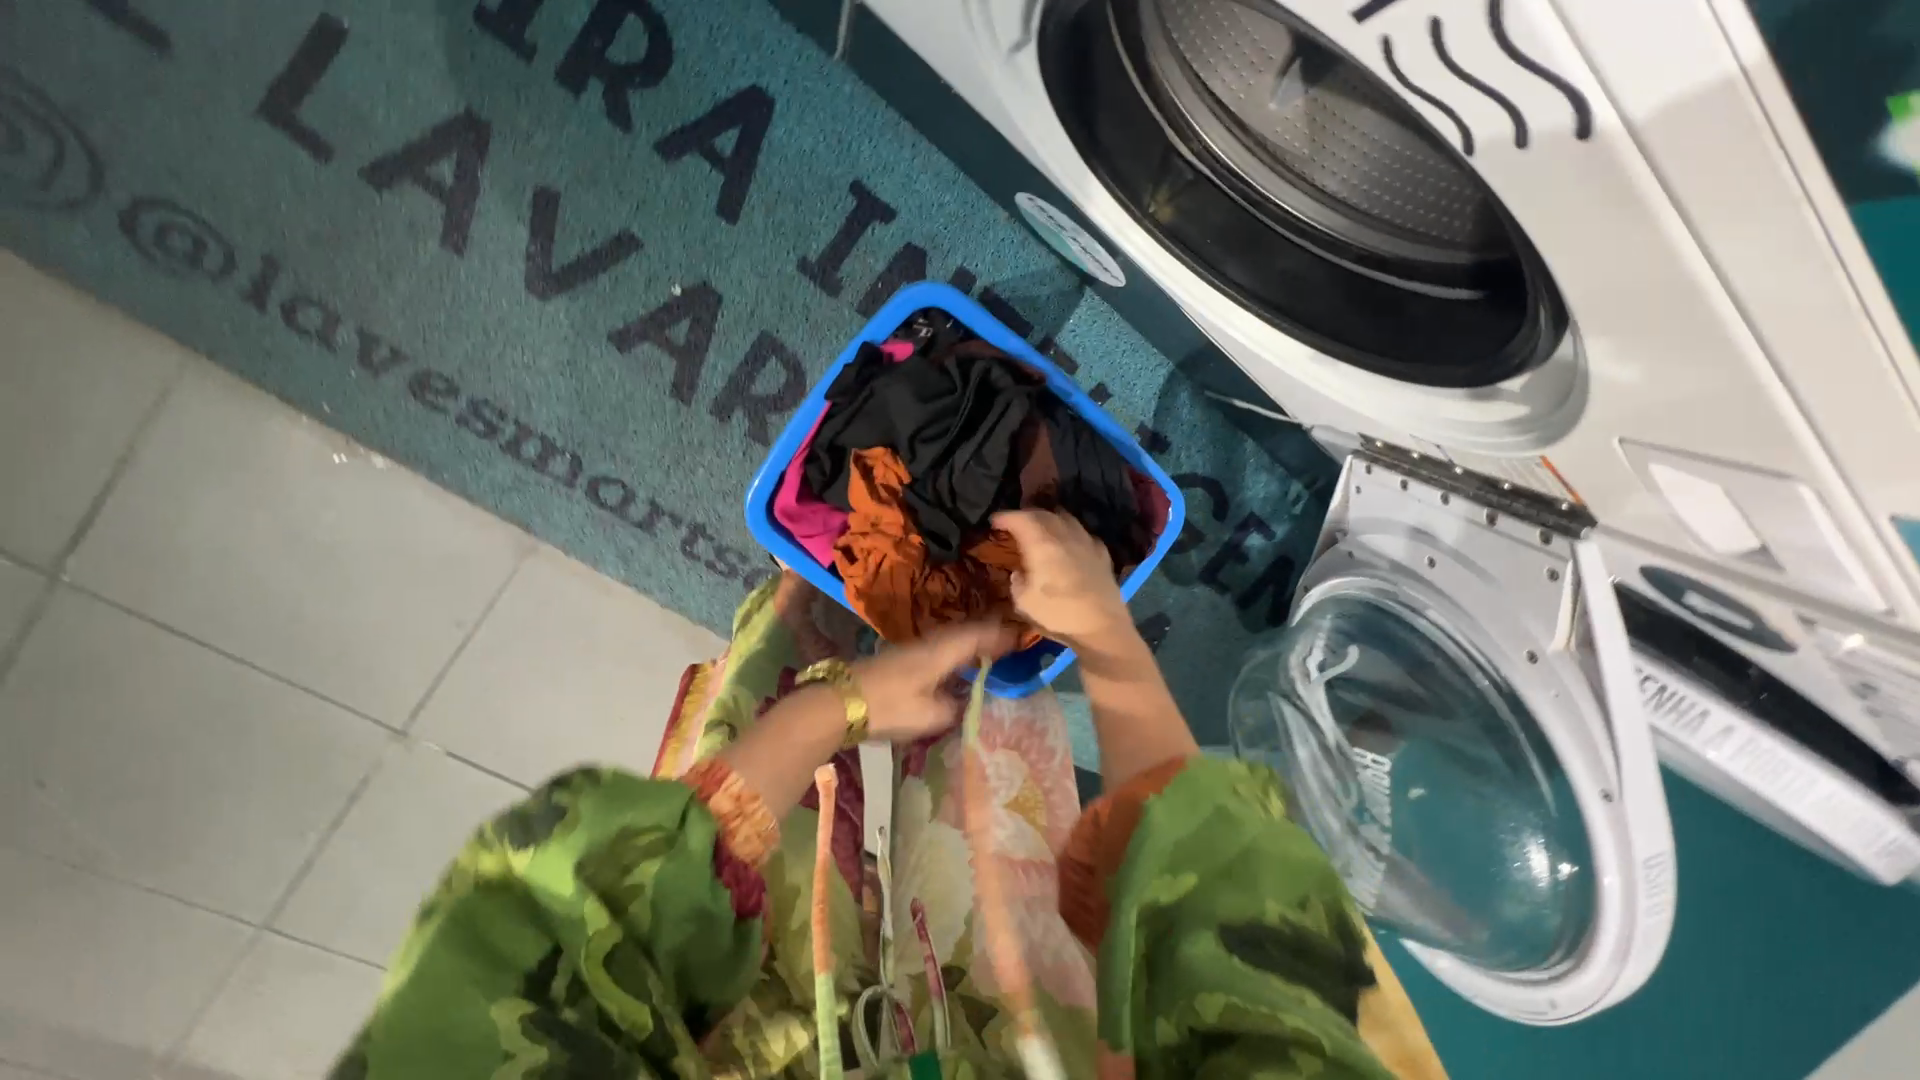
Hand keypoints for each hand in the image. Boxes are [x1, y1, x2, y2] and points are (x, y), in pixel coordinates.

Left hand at [851, 621, 1018, 741]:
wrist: (840, 703)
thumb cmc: (890, 707)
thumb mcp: (931, 715)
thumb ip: (955, 708)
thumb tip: (967, 701)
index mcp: (941, 653)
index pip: (977, 637)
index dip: (999, 636)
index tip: (1019, 636)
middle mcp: (928, 645)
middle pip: (963, 634)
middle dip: (985, 636)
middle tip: (1006, 640)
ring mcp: (910, 650)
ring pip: (948, 640)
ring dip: (967, 643)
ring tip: (984, 652)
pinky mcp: (898, 660)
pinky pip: (935, 649)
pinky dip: (951, 653)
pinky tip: (952, 666)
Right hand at [993, 510, 1132, 649]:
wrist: (1102, 628)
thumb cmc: (1058, 615)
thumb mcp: (1024, 603)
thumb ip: (1017, 582)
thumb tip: (1019, 573)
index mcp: (1042, 545)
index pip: (1021, 519)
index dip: (1006, 517)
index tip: (995, 521)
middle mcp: (1065, 536)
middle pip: (1044, 514)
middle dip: (1027, 515)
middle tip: (1016, 522)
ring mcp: (1087, 543)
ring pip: (1066, 519)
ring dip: (1050, 519)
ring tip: (1042, 527)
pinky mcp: (1102, 554)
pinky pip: (1083, 534)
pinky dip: (1071, 533)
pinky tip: (1070, 543)